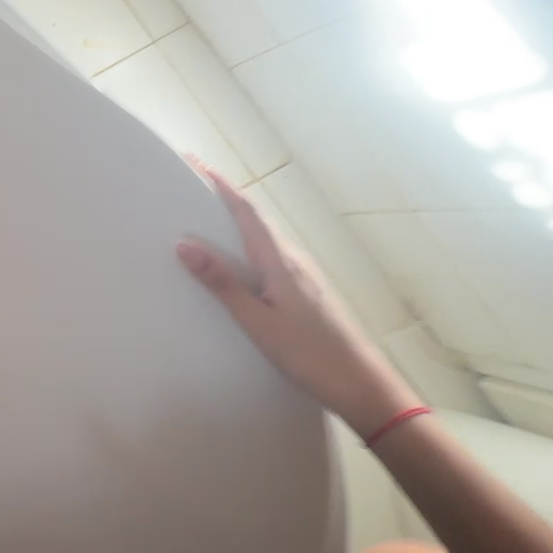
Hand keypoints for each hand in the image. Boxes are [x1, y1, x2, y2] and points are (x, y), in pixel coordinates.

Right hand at [177, 162, 420, 435]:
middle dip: (223, 195)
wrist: (368, 391)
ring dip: (234, 219)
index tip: (194, 161)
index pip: (246, 210)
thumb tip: (183, 243)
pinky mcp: (306, 293)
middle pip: (255, 217)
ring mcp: (303, 276)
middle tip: (191, 183)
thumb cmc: (311, 355)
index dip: (220, 183)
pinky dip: (245, 243)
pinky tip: (234, 260)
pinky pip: (268, 254)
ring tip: (203, 217)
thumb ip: (222, 283)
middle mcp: (293, 260)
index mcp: (279, 261)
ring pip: (263, 236)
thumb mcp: (258, 322)